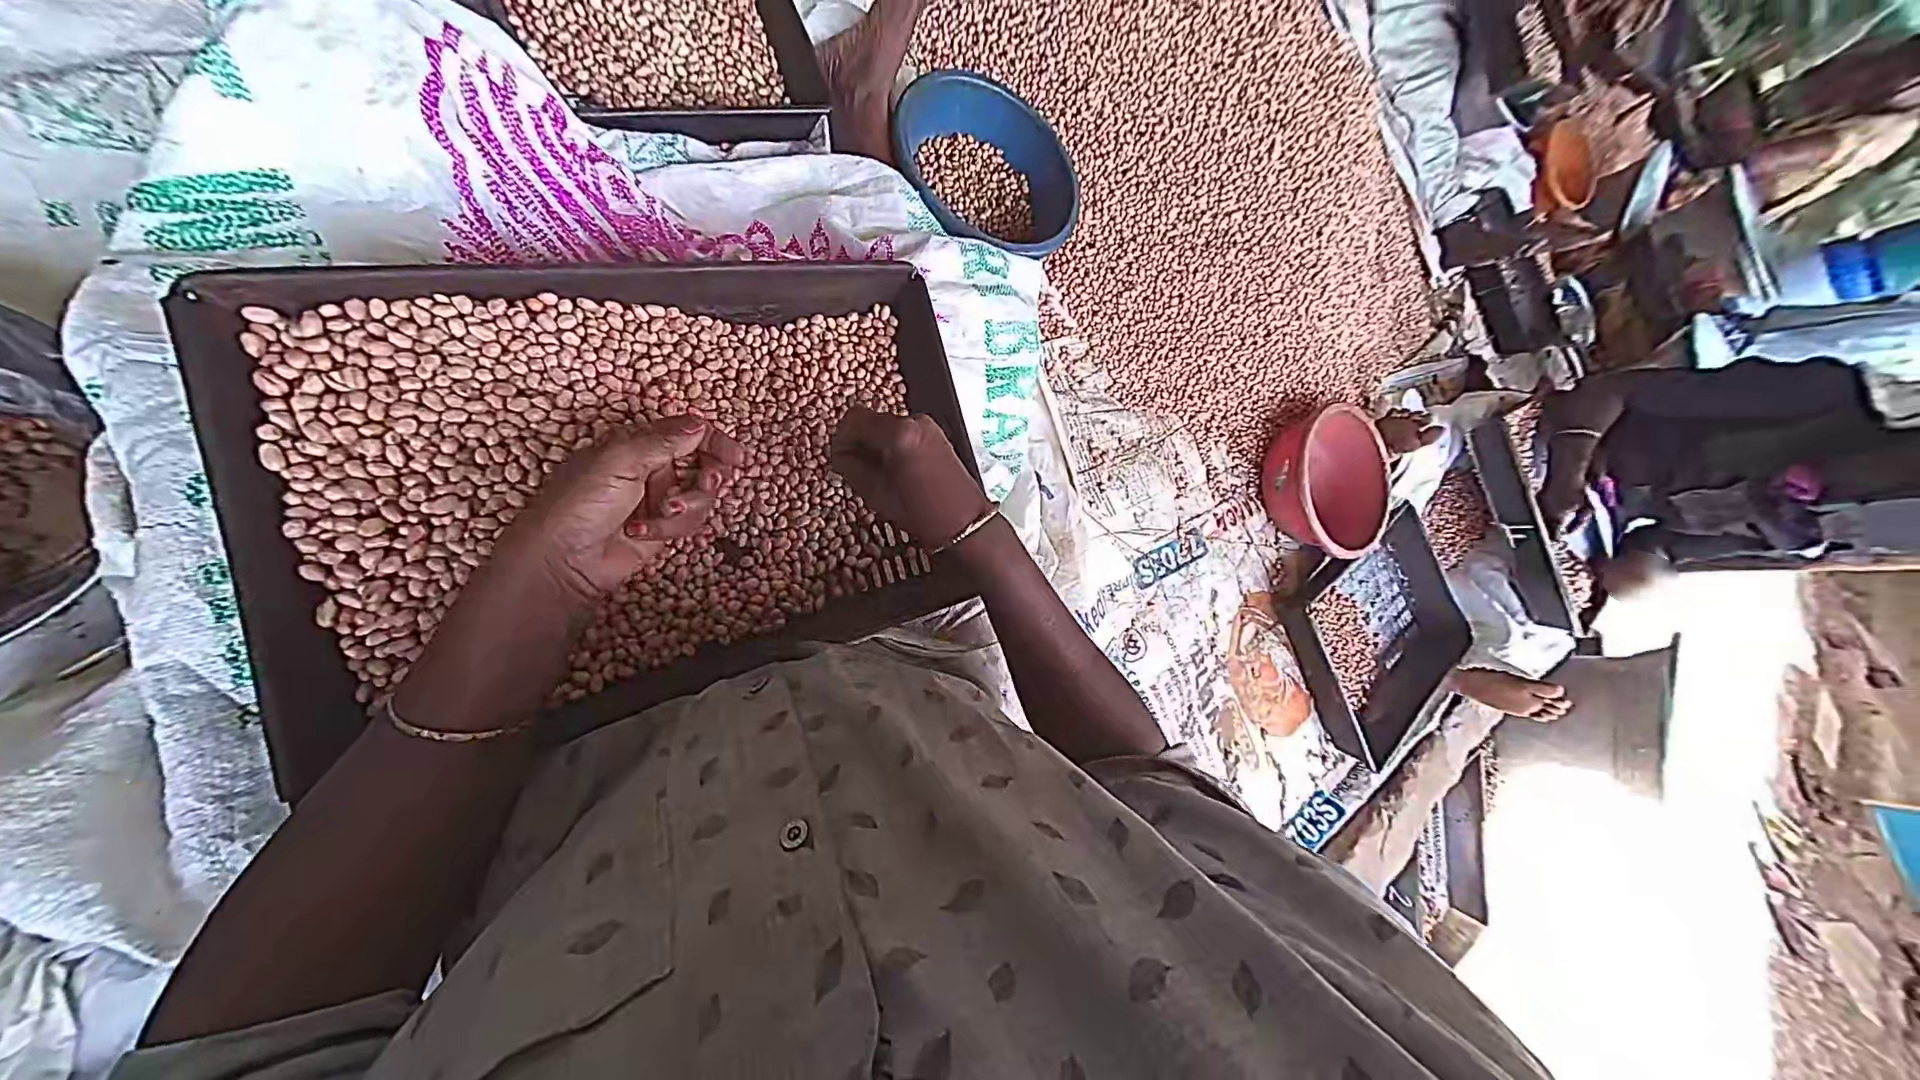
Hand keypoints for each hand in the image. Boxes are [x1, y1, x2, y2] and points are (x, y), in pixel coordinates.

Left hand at [492, 416, 741, 605]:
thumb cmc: (578, 504)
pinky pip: (689, 522)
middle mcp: (652, 468)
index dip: (715, 442)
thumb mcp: (620, 461)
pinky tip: (642, 531)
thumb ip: (664, 441)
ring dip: (686, 506)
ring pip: (701, 496)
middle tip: (706, 485)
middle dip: (707, 477)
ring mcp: (658, 499)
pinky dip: (670, 528)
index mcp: (638, 443)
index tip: (737, 457)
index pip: (688, 433)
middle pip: (703, 465)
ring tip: (663, 513)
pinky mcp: (663, 527)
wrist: (563, 559)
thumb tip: (700, 424)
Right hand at [830, 406, 989, 546]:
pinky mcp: (933, 432)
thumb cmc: (921, 512)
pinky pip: (901, 430)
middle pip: (869, 418)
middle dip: (857, 439)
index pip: (854, 420)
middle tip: (851, 465)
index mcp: (898, 434)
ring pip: (884, 423)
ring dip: (873, 441)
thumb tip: (839, 453)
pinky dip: (890, 443)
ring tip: (875, 471)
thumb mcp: (876, 493)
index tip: (838, 457)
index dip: (841, 439)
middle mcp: (913, 421)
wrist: (963, 520)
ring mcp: (926, 424)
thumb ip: (851, 466)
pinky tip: (892, 467)